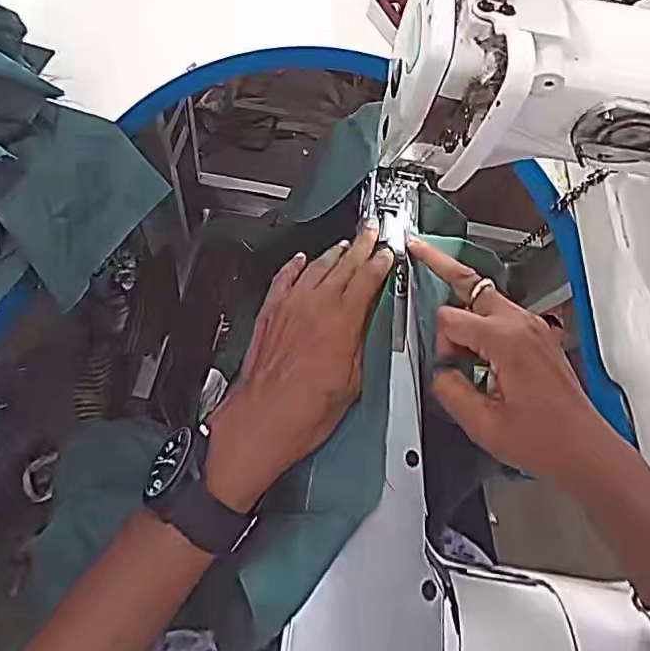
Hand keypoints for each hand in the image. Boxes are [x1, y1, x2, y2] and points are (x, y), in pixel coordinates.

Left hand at [205, 226, 394, 510]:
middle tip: (370, 232)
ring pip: (316, 265)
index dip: (380, 262)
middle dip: (361, 245)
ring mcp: (291, 304)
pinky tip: (300, 259)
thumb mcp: (353, 380)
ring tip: (345, 244)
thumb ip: (360, 342)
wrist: (262, 418)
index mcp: (343, 319)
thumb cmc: (306, 409)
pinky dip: (295, 264)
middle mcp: (317, 304)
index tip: (387, 253)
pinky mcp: (270, 311)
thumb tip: (365, 324)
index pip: (368, 278)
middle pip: (345, 263)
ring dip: (334, 252)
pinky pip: (284, 277)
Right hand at [408, 238, 627, 491]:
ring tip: (454, 336)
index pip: (450, 317)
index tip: (445, 367)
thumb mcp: (482, 424)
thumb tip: (440, 372)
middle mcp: (521, 324)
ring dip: (464, 310)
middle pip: (470, 281)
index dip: (440, 343)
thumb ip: (450, 390)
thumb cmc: (545, 439)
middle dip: (441, 268)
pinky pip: (502, 314)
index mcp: (505, 340)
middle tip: (419, 250)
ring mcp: (532, 327)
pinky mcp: (538, 335)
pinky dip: (482, 323)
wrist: (584, 448)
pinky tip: (478, 352)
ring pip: (485, 296)